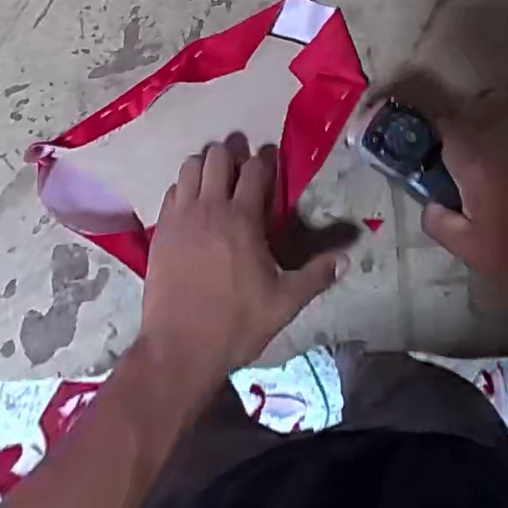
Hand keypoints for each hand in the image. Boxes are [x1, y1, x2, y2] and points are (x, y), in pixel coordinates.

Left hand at [137, 135, 342, 388]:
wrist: (178, 352)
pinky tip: (194, 206)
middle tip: (242, 170)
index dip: (266, 159)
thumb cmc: (235, 324)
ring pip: (191, 166)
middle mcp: (211, 209)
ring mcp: (181, 218)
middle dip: (233, 155)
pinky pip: (171, 190)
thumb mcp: (285, 302)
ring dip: (205, 167)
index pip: (256, 168)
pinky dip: (185, 188)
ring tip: (217, 182)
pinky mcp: (160, 232)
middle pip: (218, 156)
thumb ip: (316, 276)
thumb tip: (347, 260)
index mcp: (243, 219)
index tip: (271, 161)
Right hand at [421, 120, 507, 304]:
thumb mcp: (469, 249)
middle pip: (468, 136)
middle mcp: (500, 151)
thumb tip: (431, 205)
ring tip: (470, 198)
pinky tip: (499, 204)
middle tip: (442, 184)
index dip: (430, 136)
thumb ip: (441, 222)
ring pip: (489, 149)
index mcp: (477, 165)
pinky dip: (496, 173)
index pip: (448, 128)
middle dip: (451, 152)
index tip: (420, 155)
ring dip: (475, 163)